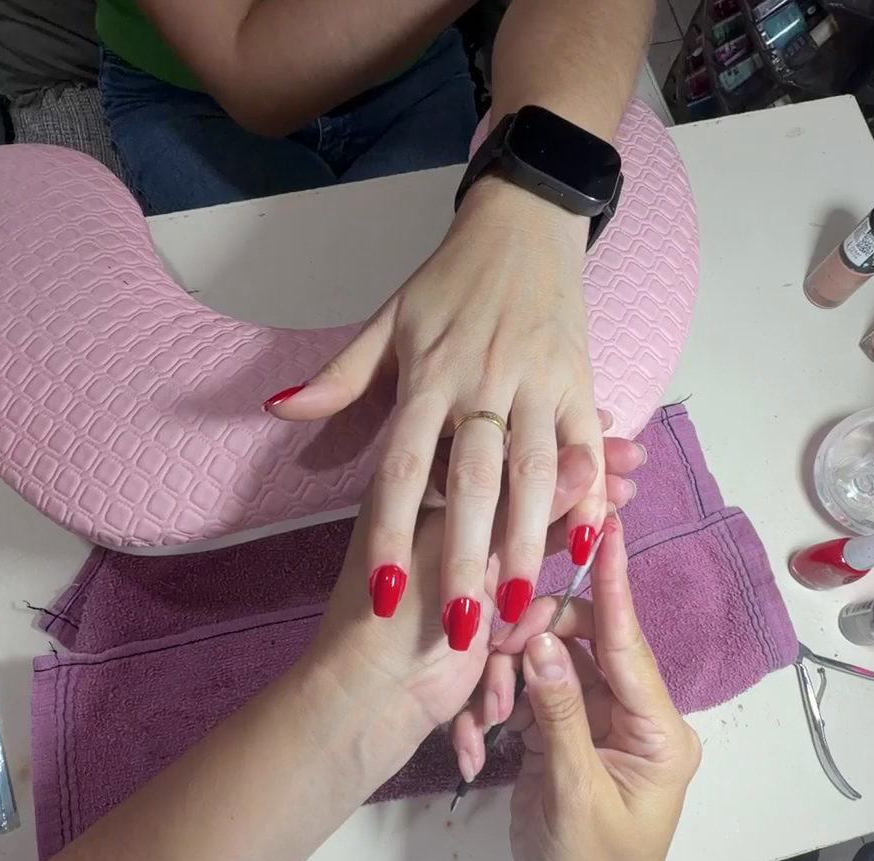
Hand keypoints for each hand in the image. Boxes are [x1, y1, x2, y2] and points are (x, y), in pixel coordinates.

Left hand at [266, 176, 603, 652]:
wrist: (525, 222)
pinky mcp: (580, 381)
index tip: (380, 594)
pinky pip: (586, 445)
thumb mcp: (388, 320)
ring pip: (534, 472)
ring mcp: (536, 383)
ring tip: (520, 605)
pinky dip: (594, 493)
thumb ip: (341, 376)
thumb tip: (280, 410)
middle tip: (457, 625)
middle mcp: (482, 384)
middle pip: (471, 482)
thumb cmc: (450, 279)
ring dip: (530, 540)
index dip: (388, 531)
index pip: (402, 466)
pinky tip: (593, 544)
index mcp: (428, 377)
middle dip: (465, 557)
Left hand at [299, 437, 648, 783]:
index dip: (549, 430)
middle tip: (633, 455)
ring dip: (583, 501)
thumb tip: (583, 457)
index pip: (496, 441)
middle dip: (580, 467)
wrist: (379, 694)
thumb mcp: (458, 546)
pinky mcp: (492, 585)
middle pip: (525, 476)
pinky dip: (570, 540)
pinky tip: (606, 523)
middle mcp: (450, 505)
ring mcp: (474, 546)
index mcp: (423, 481)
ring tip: (633, 483)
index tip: (603, 422)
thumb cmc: (400, 611)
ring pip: (537, 513)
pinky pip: (537, 554)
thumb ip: (518, 505)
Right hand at [495, 517, 700, 860]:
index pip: (631, 645)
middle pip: (584, 642)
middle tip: (494, 649)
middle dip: (538, 638)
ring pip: (551, 662)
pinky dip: (505, 699)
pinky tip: (482, 730)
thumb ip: (559, 716)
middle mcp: (631, 711)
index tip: (609, 531)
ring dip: (513, 675)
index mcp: (658, 729)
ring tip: (486, 715)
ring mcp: (596, 718)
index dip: (616, 586)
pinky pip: (532, 691)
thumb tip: (541, 644)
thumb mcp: (574, 797)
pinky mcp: (564, 728)